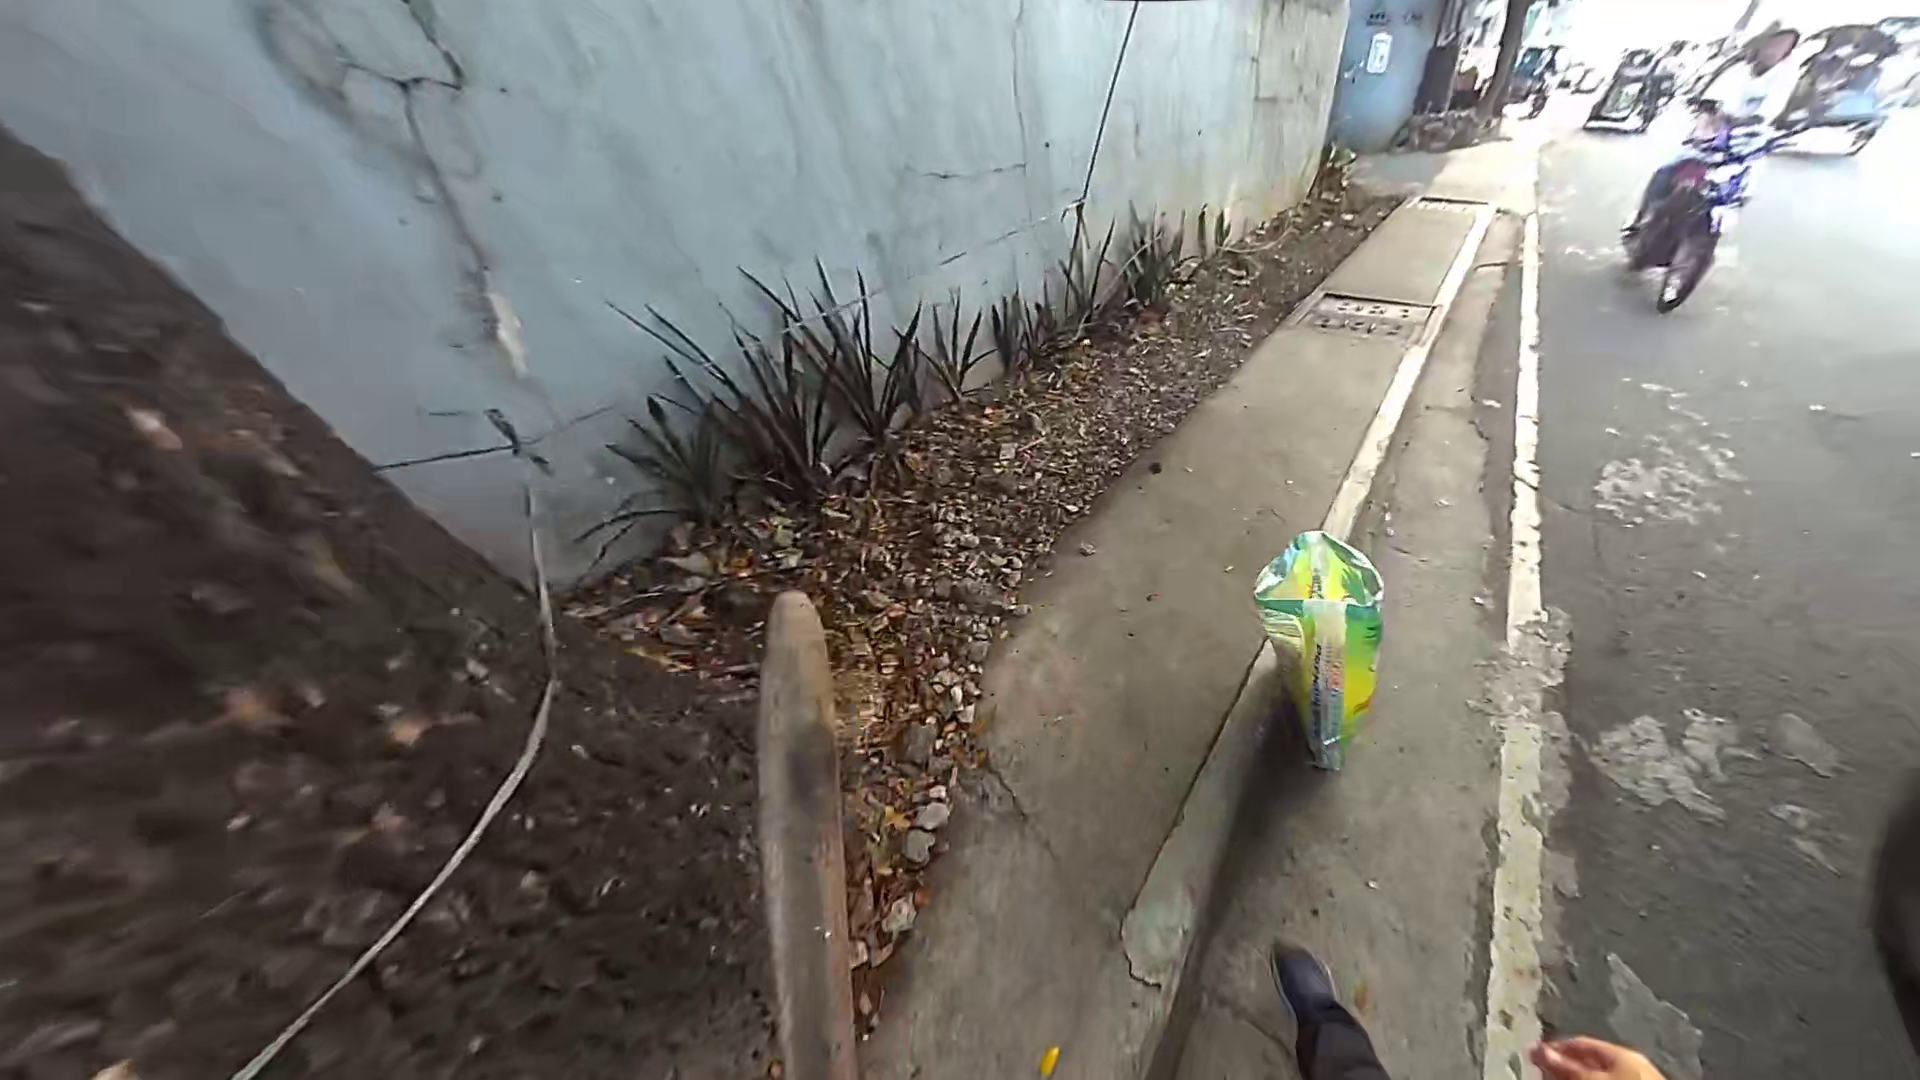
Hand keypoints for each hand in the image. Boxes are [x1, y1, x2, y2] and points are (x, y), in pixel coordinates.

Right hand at [1529, 1037, 1666, 1079]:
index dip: (1555, 1048)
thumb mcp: (1592, 1079)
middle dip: (1566, 1065)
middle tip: (1545, 1073)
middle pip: (1589, 1061)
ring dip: (1576, 1076)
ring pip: (1600, 1074)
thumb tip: (1535, 1049)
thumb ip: (1564, 1064)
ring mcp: (1639, 1079)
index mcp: (1622, 1052)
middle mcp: (1631, 1063)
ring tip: (1557, 1079)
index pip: (1579, 1042)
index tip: (1537, 1057)